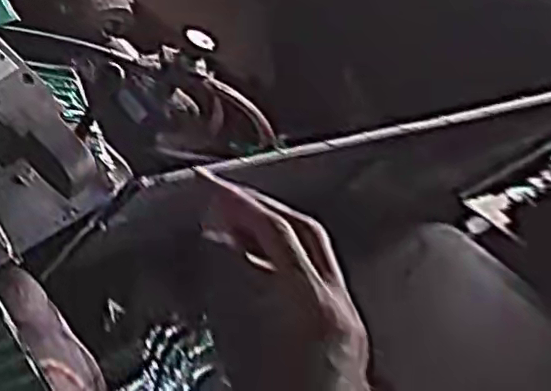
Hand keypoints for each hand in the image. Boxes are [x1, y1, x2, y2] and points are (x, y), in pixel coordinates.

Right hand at [201, 172, 369, 390]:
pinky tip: (252, 252)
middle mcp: (336, 298)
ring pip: (311, 245)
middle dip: (258, 203)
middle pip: (302, 228)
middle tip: (220, 192)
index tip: (204, 180)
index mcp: (310, 294)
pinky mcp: (342, 321)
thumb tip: (215, 228)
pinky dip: (278, 248)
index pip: (273, 225)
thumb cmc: (268, 377)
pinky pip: (312, 266)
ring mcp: (345, 311)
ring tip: (231, 218)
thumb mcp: (233, 315)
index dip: (235, 196)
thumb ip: (225, 262)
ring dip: (268, 223)